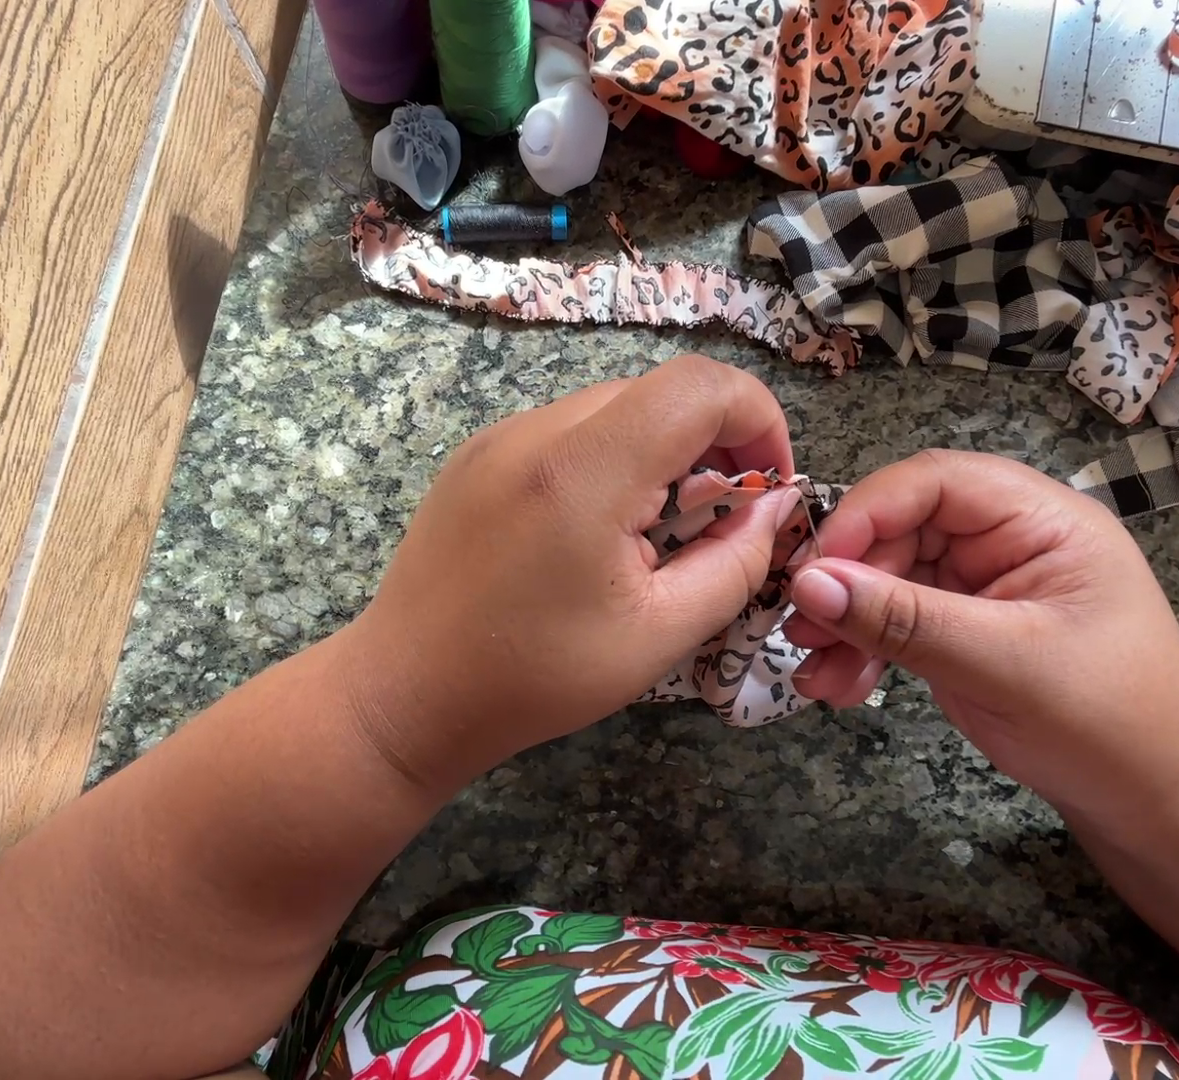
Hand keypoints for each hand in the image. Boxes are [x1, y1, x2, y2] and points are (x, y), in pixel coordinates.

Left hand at [340, 355, 801, 790]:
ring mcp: (497, 436)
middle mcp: (535, 430)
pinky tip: (597, 524)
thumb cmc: (534, 677)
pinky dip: (608, 458)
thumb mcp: (658, 634)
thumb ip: (734, 563)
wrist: (405, 693)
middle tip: (721, 514)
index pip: (701, 385)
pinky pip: (565, 431)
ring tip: (657, 525)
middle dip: (713, 440)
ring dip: (659, 450)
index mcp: (584, 470)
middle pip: (659, 391)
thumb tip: (773, 509)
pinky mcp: (476, 454)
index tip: (767, 484)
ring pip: (612, 408)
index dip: (757, 419)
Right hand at [784, 450, 1178, 826]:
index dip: (867, 512)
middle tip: (801, 630)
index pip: (936, 482)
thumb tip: (806, 583)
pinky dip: (856, 650)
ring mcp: (972, 582)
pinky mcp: (950, 623)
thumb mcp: (1004, 667)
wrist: (1144, 800)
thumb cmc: (1106, 723)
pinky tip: (836, 687)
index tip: (815, 566)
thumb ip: (904, 620)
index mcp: (1040, 520)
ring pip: (880, 578)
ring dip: (841, 624)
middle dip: (845, 582)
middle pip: (896, 530)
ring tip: (812, 673)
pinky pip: (886, 620)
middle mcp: (1001, 539)